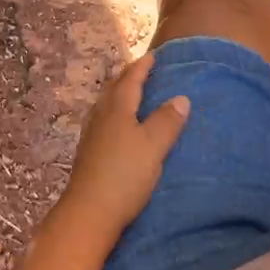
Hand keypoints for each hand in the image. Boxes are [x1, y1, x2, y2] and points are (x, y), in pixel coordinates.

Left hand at [60, 52, 189, 234]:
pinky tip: (115, 124)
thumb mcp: (153, 146)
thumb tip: (181, 97)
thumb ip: (167, 121)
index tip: (153, 56)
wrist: (88, 214)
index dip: (143, 67)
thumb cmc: (124, 175)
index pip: (131, 80)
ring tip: (129, 92)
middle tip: (142, 69)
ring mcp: (91, 134)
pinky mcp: (88, 153)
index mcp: (118, 108)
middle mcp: (101, 115)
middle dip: (128, 76)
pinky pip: (102, 119)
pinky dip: (113, 111)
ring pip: (106, 103)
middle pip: (114, 88)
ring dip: (118, 93)